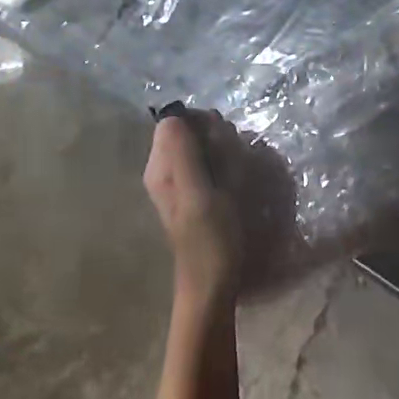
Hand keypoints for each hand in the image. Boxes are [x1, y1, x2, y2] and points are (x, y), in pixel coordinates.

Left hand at [143, 106, 241, 299]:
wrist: (214, 283)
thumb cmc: (209, 240)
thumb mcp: (198, 195)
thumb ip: (184, 156)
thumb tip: (173, 115)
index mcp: (161, 168)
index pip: (176, 121)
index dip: (203, 123)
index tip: (223, 141)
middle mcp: (168, 169)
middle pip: (193, 130)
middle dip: (218, 137)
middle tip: (231, 161)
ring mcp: (185, 179)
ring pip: (207, 144)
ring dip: (227, 151)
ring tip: (237, 173)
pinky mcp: (201, 189)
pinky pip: (215, 161)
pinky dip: (230, 164)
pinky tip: (238, 181)